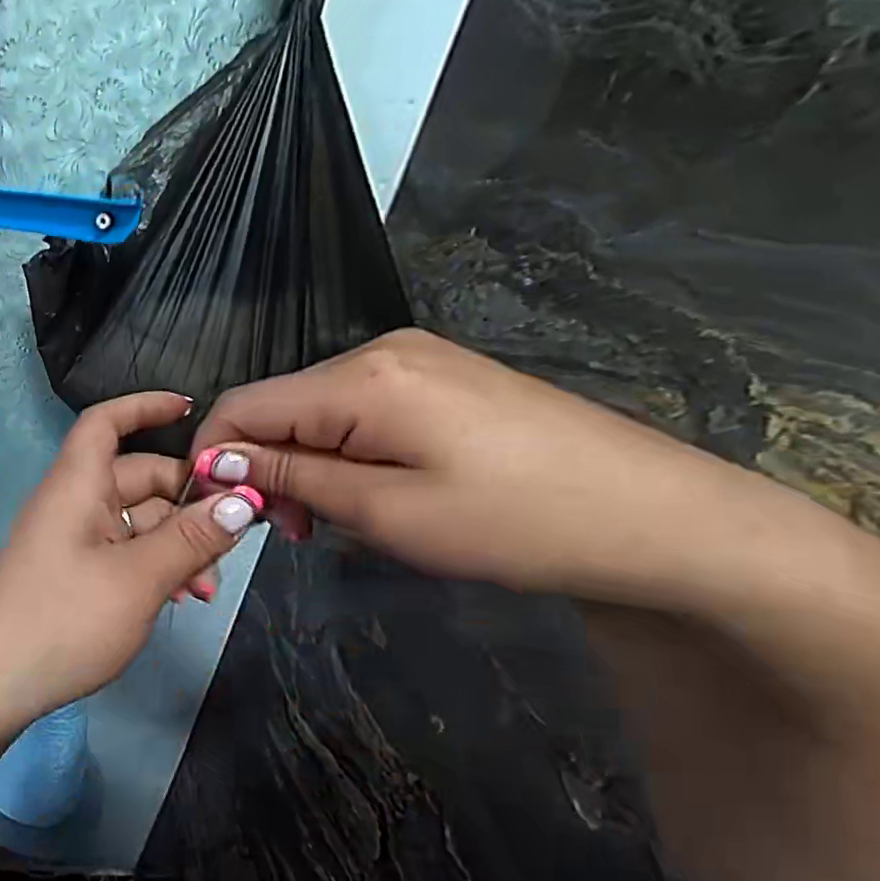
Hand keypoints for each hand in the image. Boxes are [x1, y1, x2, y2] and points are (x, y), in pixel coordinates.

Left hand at [0, 392, 266, 722]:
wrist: (0, 680)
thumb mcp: (140, 578)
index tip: (190, 409)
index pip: (105, 422)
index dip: (144, 406)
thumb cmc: (67, 619)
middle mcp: (72, 501)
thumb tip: (242, 500)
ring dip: (177, 543)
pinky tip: (182, 597)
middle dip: (186, 502)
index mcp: (76, 485)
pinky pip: (122, 548)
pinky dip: (154, 563)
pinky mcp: (73, 568)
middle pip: (136, 477)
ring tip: (207, 586)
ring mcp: (72, 536)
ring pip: (136, 519)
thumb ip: (193, 536)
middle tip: (232, 536)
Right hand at [186, 327, 818, 607]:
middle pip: (278, 404)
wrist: (665, 519)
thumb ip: (290, 475)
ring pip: (314, 408)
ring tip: (335, 519)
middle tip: (294, 531)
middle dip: (264, 464)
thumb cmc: (515, 522)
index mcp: (360, 377)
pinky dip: (341, 448)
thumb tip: (217, 458)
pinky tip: (370, 486)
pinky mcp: (438, 372)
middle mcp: (378, 349)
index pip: (243, 403)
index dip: (214, 453)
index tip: (218, 509)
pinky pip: (356, 406)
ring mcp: (414, 355)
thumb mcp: (385, 511)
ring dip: (303, 461)